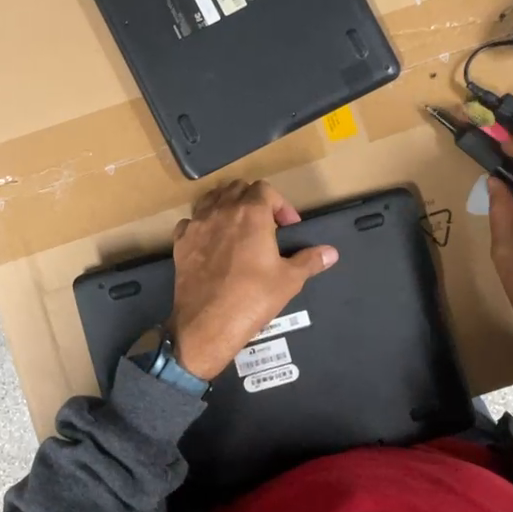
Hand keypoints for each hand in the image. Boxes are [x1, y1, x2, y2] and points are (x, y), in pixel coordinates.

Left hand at [167, 181, 338, 380]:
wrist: (208, 323)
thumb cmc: (253, 298)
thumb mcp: (289, 280)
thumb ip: (310, 260)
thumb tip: (331, 252)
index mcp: (251, 213)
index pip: (265, 189)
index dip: (280, 204)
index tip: (287, 227)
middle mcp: (221, 211)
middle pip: (237, 188)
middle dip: (253, 200)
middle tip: (265, 225)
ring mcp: (197, 224)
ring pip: (211, 199)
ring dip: (227, 206)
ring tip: (238, 228)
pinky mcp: (181, 241)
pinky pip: (191, 221)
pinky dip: (203, 224)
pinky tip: (211, 242)